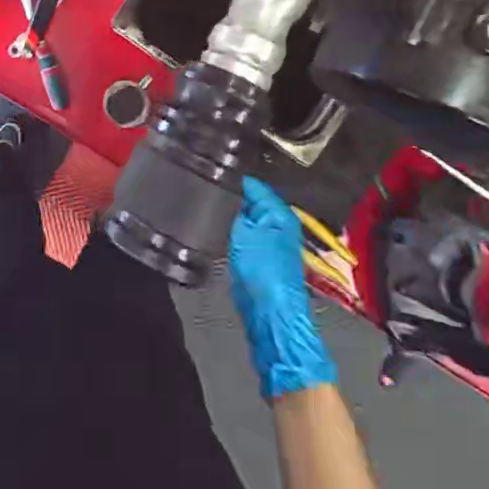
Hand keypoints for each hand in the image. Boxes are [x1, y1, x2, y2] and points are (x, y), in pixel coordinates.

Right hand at [229, 177, 337, 400]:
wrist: (273, 317)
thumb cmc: (262, 270)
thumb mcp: (246, 233)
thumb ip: (240, 213)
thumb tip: (236, 200)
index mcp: (281, 215)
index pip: (258, 188)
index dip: (238, 180)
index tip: (216, 171)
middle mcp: (280, 227)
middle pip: (255, 206)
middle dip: (234, 200)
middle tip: (207, 189)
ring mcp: (273, 248)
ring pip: (250, 225)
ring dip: (234, 220)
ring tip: (208, 209)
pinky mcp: (263, 266)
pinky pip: (246, 243)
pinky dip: (235, 238)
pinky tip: (217, 234)